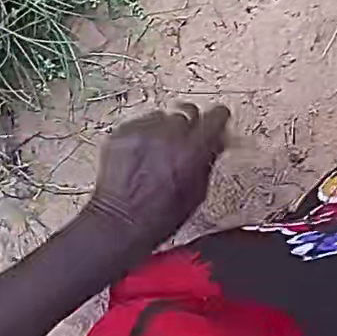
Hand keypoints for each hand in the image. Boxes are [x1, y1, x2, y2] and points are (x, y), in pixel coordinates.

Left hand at [80, 103, 230, 247]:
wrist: (119, 222)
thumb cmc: (159, 217)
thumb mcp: (196, 194)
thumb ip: (209, 162)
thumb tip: (216, 143)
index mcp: (191, 151)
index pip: (215, 117)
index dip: (218, 119)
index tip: (217, 121)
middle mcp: (167, 135)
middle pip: (187, 113)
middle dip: (189, 126)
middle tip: (184, 142)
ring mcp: (141, 132)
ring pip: (162, 117)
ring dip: (164, 130)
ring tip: (157, 153)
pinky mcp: (121, 133)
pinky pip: (140, 124)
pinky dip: (143, 135)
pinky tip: (140, 156)